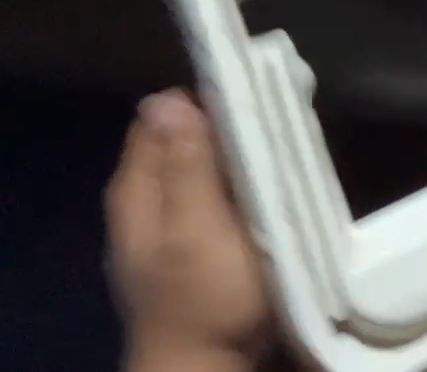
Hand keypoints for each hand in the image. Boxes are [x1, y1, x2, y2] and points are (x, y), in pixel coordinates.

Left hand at [106, 90, 268, 371]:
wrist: (212, 365)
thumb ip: (184, 167)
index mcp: (139, 193)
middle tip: (280, 105)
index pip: (161, 119)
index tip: (252, 83)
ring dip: (243, 142)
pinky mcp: (207, 236)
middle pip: (186, 137)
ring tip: (287, 128)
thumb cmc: (205, 295)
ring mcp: (179, 221)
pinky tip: (278, 169)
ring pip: (208, 160)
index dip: (203, 96)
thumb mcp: (195, 229)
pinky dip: (249, 169)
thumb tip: (167, 99)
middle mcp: (151, 200)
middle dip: (229, 116)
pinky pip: (225, 184)